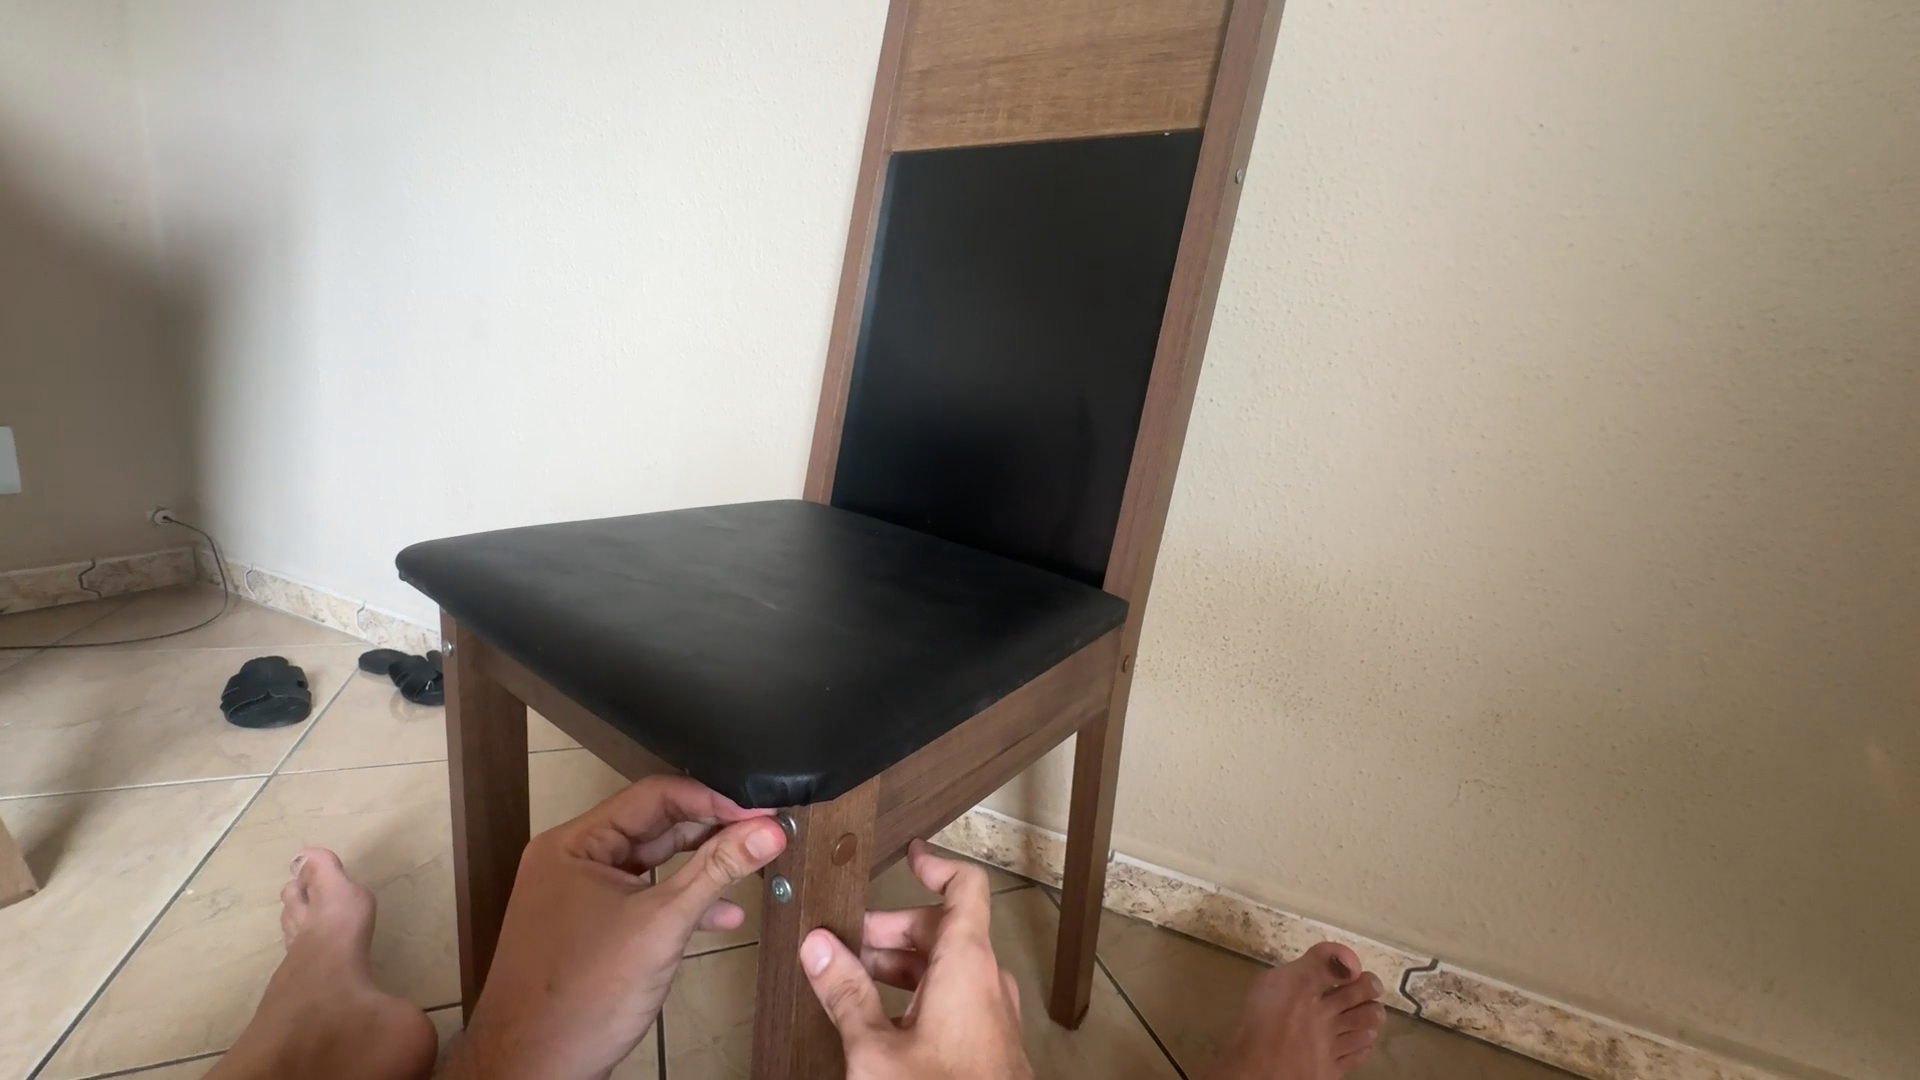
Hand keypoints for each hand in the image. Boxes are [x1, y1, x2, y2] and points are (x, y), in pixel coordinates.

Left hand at [446, 775, 787, 1078]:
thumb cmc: (582, 998)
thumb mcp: (662, 923)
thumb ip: (718, 868)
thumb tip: (770, 829)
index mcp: (576, 843)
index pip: (656, 796)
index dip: (713, 798)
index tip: (761, 809)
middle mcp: (575, 858)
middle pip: (658, 824)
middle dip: (712, 829)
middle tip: (763, 829)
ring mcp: (582, 893)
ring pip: (656, 860)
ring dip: (703, 865)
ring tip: (751, 862)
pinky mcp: (594, 926)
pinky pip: (647, 895)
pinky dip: (683, 900)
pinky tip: (724, 915)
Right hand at [802, 840, 1034, 1079]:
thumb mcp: (875, 1050)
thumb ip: (845, 992)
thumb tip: (817, 946)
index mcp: (967, 961)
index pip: (963, 886)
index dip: (935, 863)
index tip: (909, 852)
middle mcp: (985, 978)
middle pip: (940, 928)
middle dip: (889, 930)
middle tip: (844, 944)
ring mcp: (990, 1012)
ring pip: (944, 965)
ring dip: (899, 966)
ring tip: (851, 980)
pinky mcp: (987, 1043)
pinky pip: (953, 996)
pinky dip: (916, 993)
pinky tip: (880, 1020)